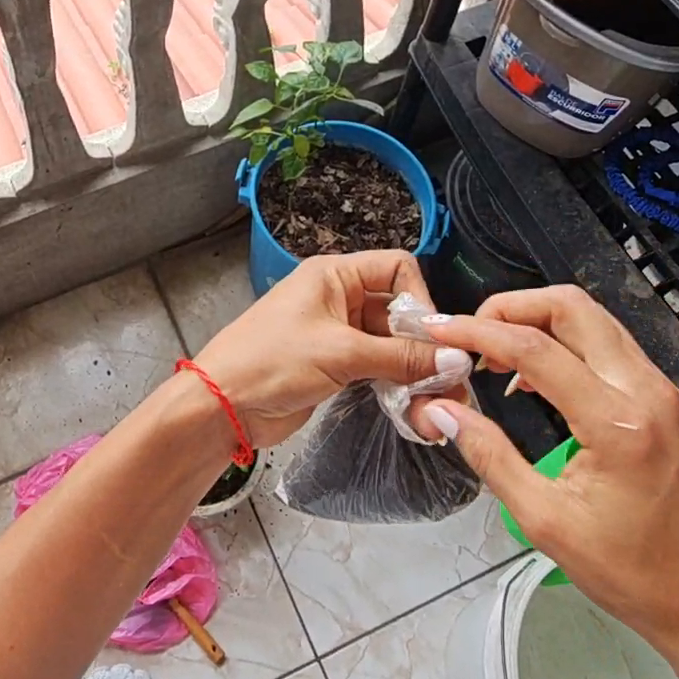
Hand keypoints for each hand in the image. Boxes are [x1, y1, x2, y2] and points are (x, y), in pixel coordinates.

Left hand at [190, 250, 470, 447]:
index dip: (420, 298)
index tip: (435, 338)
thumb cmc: (270, 362)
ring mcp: (338, 334)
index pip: (396, 268)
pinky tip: (413, 409)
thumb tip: (454, 358)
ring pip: (392, 345)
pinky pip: (379, 369)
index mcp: (335, 276)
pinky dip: (396, 386)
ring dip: (414, 371)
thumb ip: (400, 356)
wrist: (223, 405)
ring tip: (435, 400)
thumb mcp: (340, 353)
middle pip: (399, 311)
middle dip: (424, 344)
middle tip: (449, 379)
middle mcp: (339, 299)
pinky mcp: (336, 366)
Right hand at [411, 286, 678, 678]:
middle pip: (571, 306)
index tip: (439, 329)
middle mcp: (647, 392)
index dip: (477, 331)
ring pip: (591, 318)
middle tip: (470, 333)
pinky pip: (605, 345)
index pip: (534, 349)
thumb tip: (444, 411)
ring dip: (535, 321)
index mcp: (619, 424)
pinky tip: (531, 376)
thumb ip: (489, 455)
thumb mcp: (544, 521)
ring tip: (494, 354)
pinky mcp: (663, 398)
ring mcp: (661, 391)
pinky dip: (561, 342)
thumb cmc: (632, 573)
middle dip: (510, 307)